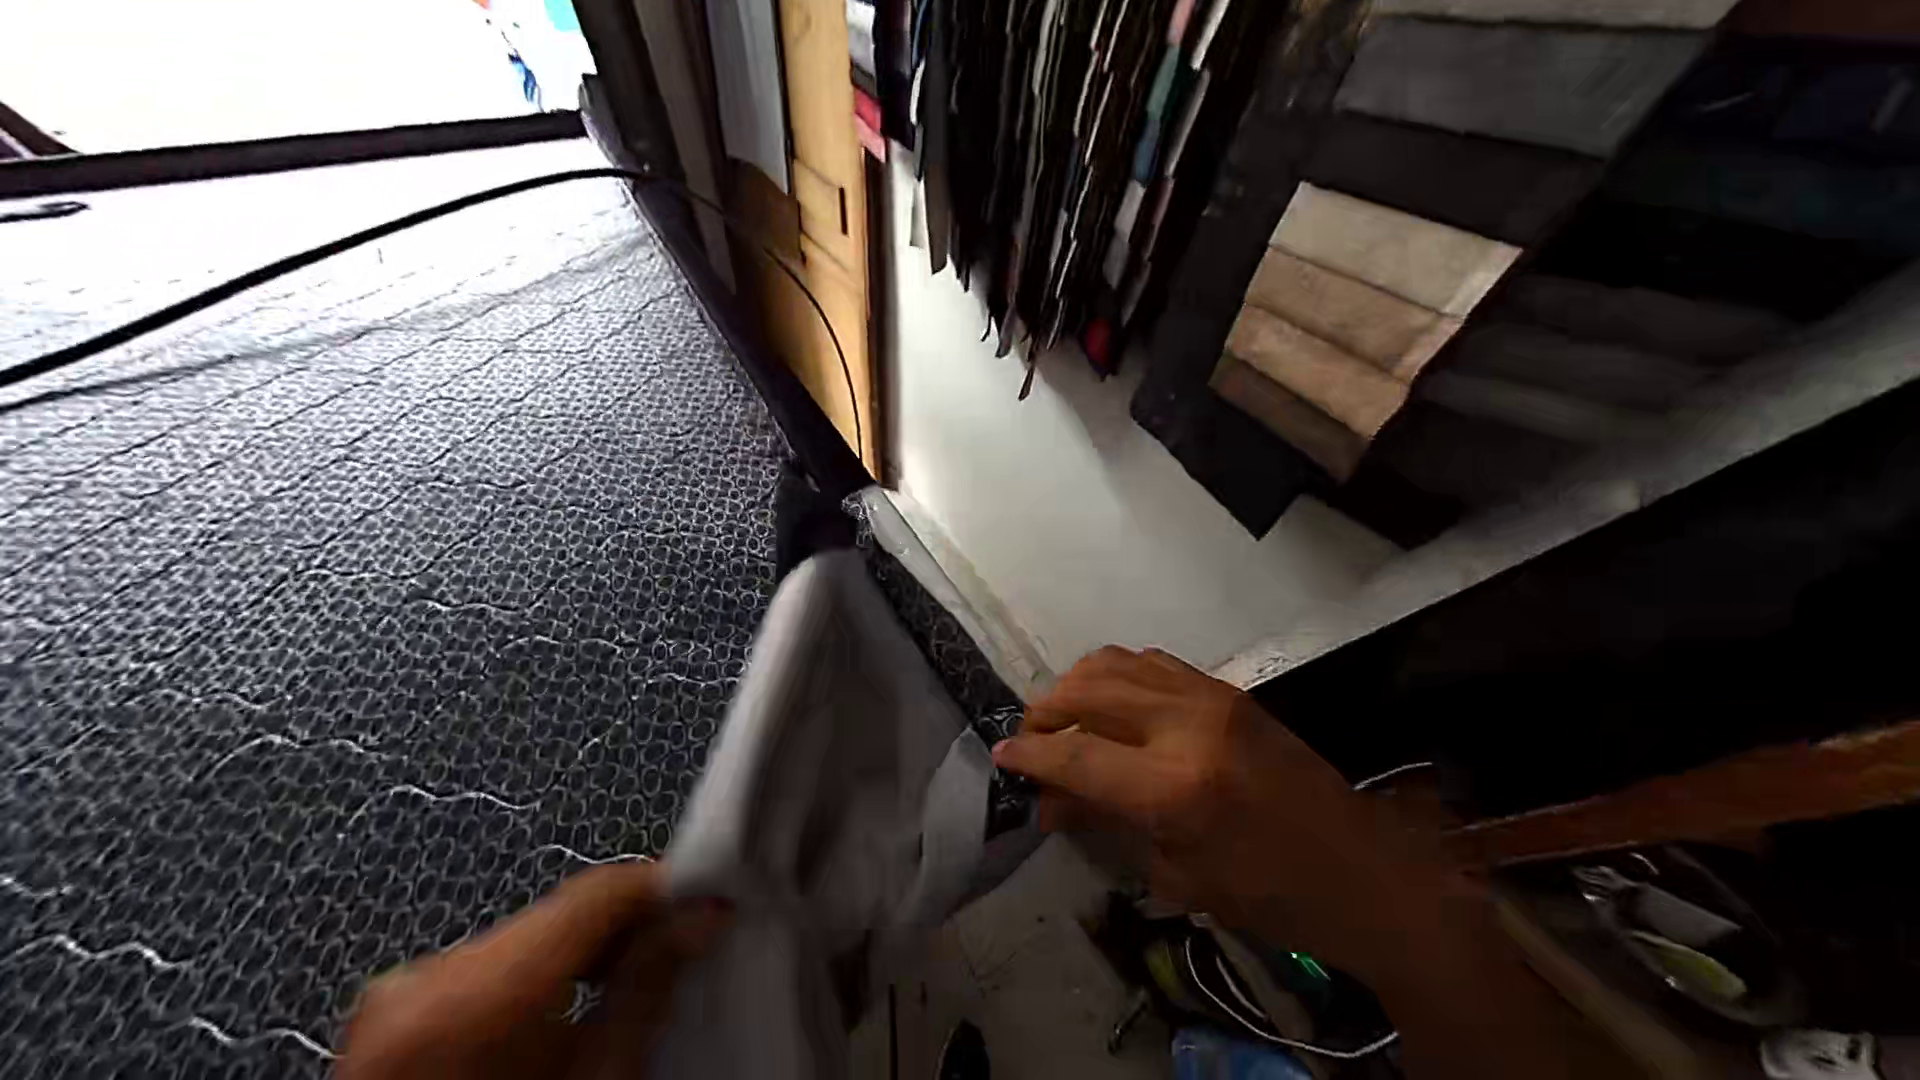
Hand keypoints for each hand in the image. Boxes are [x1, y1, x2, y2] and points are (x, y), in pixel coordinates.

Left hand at [339, 862, 727, 1079]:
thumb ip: (647, 989)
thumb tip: (702, 915)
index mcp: (477, 998)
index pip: (597, 891)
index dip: (662, 887)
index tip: (704, 899)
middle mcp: (427, 980)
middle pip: (564, 912)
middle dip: (625, 926)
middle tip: (679, 946)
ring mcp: (398, 994)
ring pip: (532, 933)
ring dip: (584, 947)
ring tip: (624, 985)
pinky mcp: (390, 1009)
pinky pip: (492, 959)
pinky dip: (538, 970)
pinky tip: (564, 1005)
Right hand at [992, 646, 1457, 984]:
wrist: (1364, 870)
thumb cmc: (1269, 894)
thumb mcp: (1176, 874)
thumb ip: (1105, 823)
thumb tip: (1048, 801)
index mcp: (1175, 789)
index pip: (1076, 758)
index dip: (1029, 756)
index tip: (1001, 756)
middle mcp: (1186, 726)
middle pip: (1085, 691)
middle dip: (1043, 713)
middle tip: (1032, 742)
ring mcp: (1208, 697)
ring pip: (1113, 663)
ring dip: (1074, 686)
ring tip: (1065, 719)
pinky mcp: (1225, 688)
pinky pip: (1150, 661)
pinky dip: (1115, 675)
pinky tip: (1113, 704)